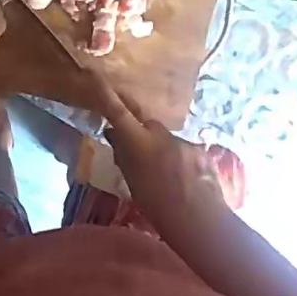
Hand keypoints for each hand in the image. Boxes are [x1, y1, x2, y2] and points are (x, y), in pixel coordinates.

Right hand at [93, 81, 243, 219]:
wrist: (202, 222)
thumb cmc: (158, 205)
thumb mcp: (132, 181)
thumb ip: (123, 155)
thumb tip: (113, 134)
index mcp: (139, 142)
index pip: (117, 111)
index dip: (104, 92)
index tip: (94, 73)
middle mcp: (161, 135)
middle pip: (147, 124)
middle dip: (141, 131)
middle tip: (139, 152)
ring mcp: (184, 142)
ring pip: (168, 140)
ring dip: (164, 152)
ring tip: (167, 179)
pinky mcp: (202, 152)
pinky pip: (186, 152)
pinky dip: (182, 163)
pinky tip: (187, 183)